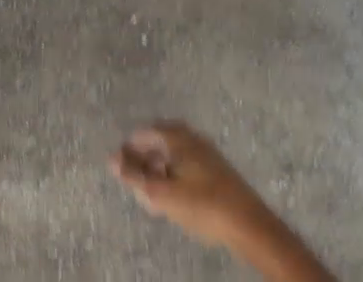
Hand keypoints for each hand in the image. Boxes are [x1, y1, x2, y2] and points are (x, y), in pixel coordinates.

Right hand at [110, 120, 271, 247]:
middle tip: (139, 185)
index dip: (128, 152)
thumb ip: (133, 175)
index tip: (124, 173)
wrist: (252, 227)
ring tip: (156, 197)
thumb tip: (110, 159)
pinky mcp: (219, 171)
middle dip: (144, 162)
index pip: (142, 134)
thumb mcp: (160, 193)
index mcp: (177, 136)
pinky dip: (175, 178)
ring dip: (160, 173)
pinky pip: (187, 166)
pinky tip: (176, 199)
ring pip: (173, 157)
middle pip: (158, 143)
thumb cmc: (202, 205)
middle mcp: (192, 137)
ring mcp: (208, 153)